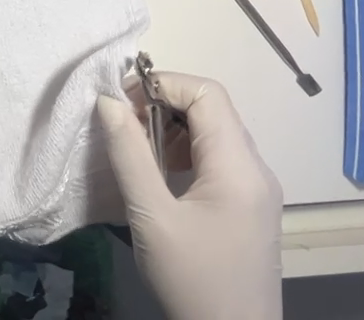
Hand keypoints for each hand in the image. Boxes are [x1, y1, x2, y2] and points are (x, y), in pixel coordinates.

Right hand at [96, 72, 282, 319]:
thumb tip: (107, 100)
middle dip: (162, 102)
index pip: (207, 93)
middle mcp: (256, 170)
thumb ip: (129, 152)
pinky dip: (183, 149)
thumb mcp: (151, 215)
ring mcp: (256, 189)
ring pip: (213, 130)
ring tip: (136, 148)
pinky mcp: (247, 206)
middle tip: (122, 123)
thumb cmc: (193, 279)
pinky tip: (158, 173)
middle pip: (212, 108)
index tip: (123, 103)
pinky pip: (216, 156)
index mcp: (239, 167)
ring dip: (170, 126)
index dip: (162, 84)